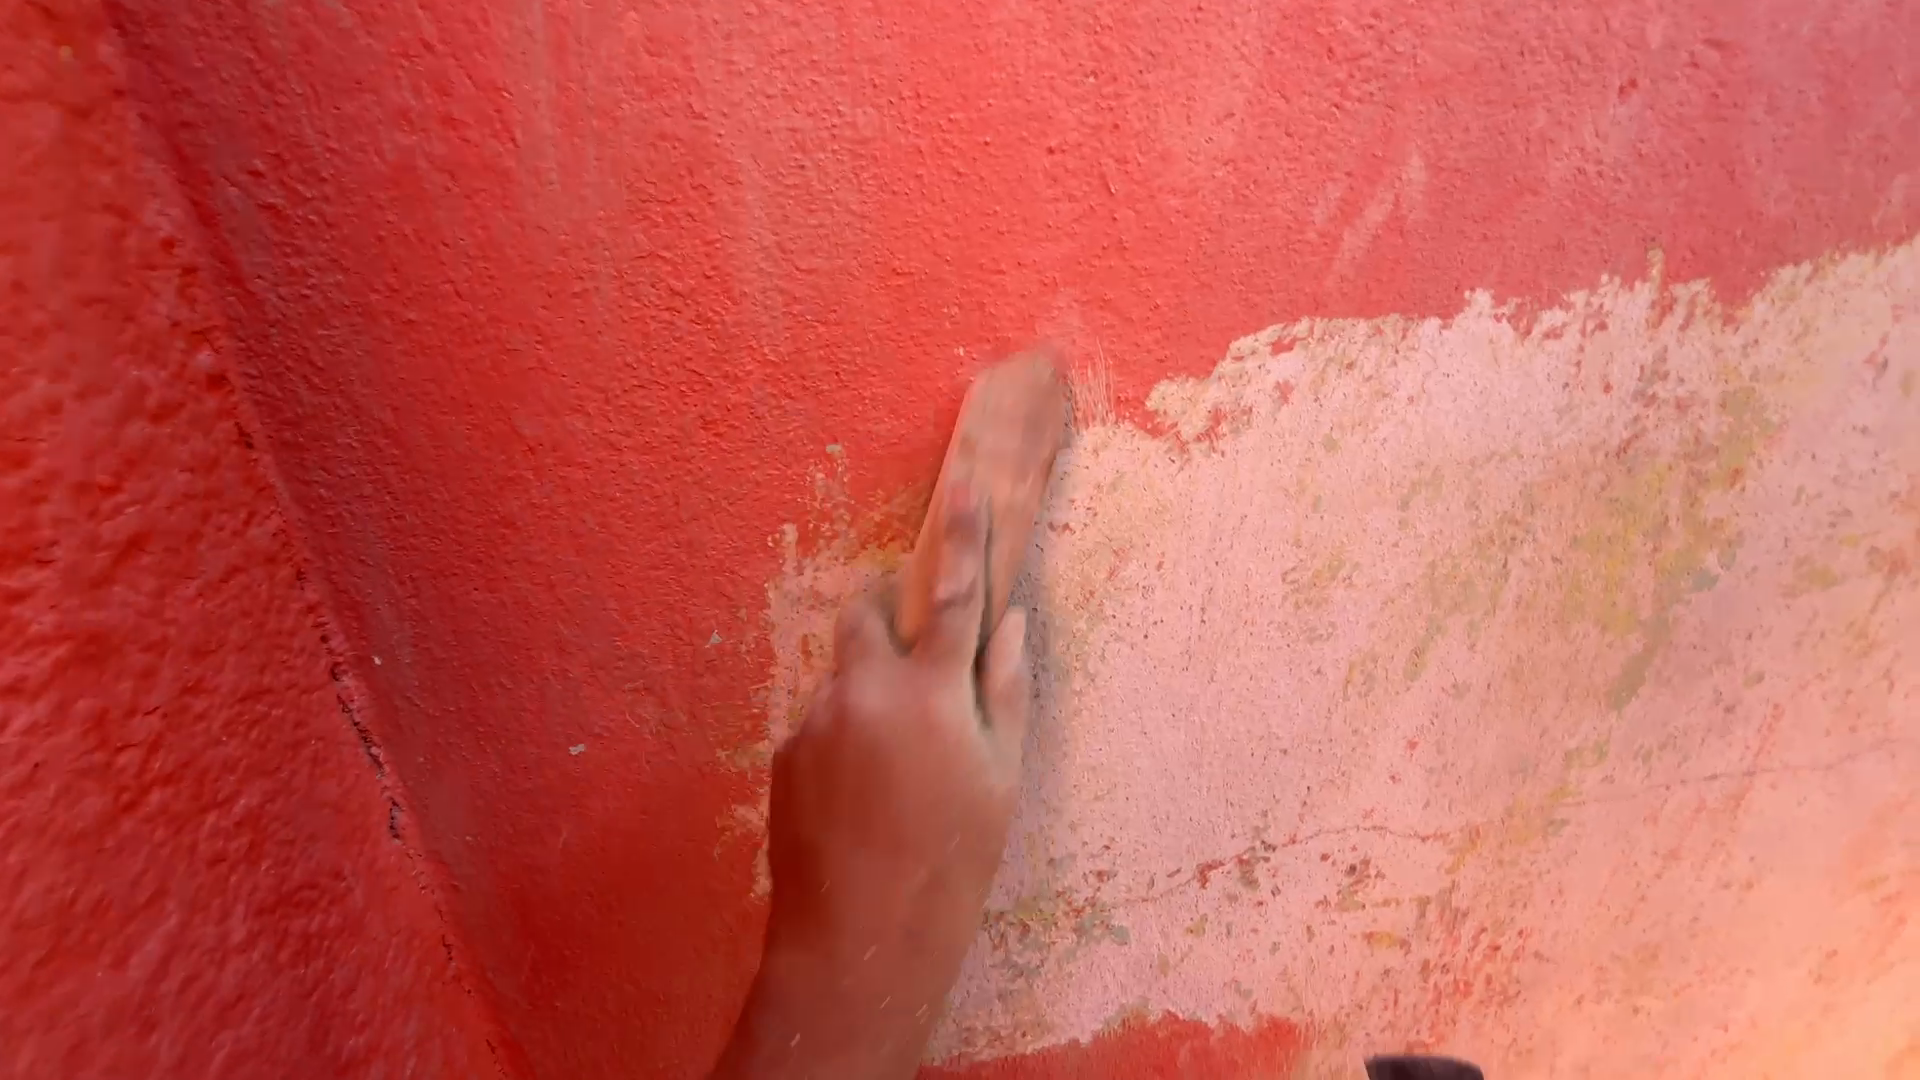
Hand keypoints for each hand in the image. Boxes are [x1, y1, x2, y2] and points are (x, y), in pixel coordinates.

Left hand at [713, 486, 1031, 1078]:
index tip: (962, 483)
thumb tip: (1010, 623)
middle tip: (913, 652)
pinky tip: (861, 787)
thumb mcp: (1001, 775)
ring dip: (869, 684)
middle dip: (886, 608)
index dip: (961, 533)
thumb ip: (1005, 687)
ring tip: (892, 757)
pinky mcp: (786, 747)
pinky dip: (845, 726)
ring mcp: (817, 718)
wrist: (860, 938)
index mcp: (930, 693)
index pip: (953, 594)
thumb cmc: (952, 856)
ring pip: (843, 669)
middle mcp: (865, 690)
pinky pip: (822, 713)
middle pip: (864, 608)